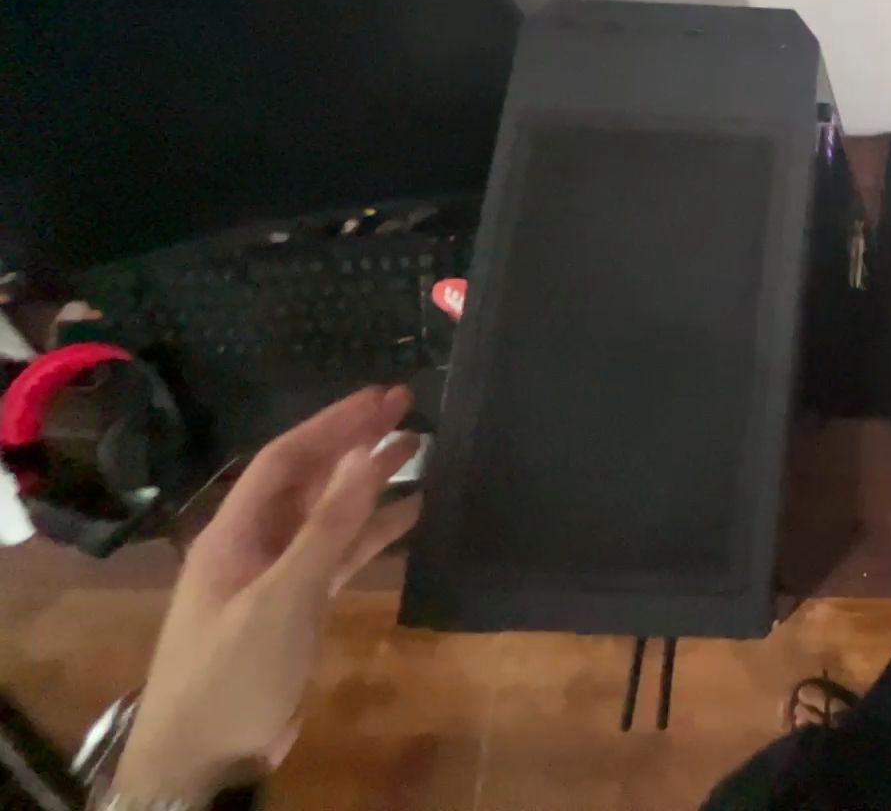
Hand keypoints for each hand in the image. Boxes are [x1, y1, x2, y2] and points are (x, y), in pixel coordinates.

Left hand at [115, 387, 422, 801]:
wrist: (206, 759)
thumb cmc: (236, 670)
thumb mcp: (285, 594)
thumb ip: (328, 524)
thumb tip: (364, 453)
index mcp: (235, 533)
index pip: (286, 459)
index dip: (333, 423)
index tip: (382, 396)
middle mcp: (257, 542)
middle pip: (311, 477)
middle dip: (355, 440)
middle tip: (408, 407)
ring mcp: (281, 571)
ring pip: (333, 509)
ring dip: (372, 477)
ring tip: (419, 446)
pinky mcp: (304, 598)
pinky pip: (346, 547)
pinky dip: (379, 526)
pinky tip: (415, 510)